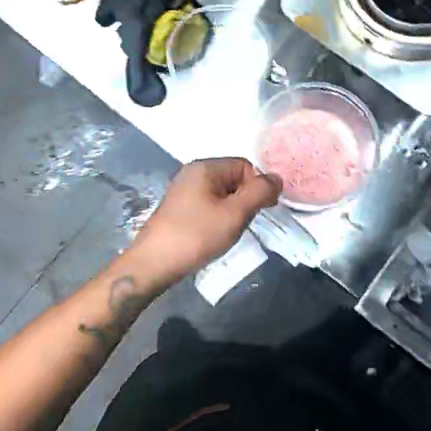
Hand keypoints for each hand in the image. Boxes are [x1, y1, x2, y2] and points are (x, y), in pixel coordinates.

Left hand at [127, 158, 282, 280]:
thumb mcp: (235, 213)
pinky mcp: (180, 209)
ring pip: (223, 194)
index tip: (258, 211)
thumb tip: (277, 178)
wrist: (153, 264)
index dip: (256, 187)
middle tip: (242, 223)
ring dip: (232, 211)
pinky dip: (218, 218)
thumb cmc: (196, 235)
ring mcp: (184, 191)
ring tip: (228, 231)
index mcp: (205, 167)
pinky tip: (214, 235)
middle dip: (244, 200)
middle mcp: (193, 173)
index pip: (245, 166)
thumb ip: (259, 192)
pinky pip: (209, 205)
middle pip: (234, 179)